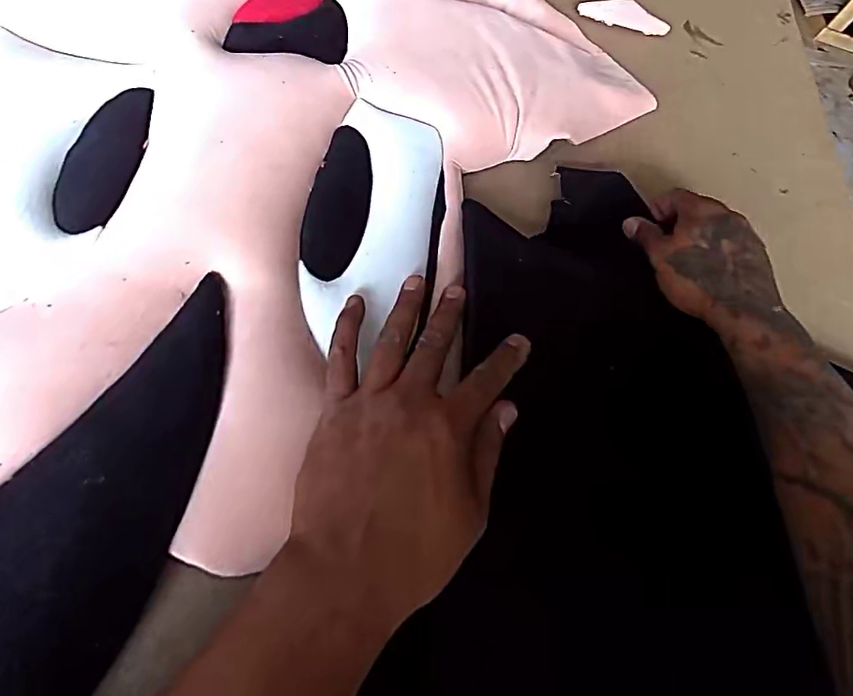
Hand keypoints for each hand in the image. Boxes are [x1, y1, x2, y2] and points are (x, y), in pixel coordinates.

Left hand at [285, 277, 528, 625]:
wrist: (344, 571)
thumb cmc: (414, 553)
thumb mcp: (470, 515)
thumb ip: (487, 455)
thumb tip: (506, 411)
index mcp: (447, 427)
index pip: (485, 382)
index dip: (505, 359)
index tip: (518, 341)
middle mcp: (410, 402)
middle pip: (435, 347)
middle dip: (450, 315)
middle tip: (457, 289)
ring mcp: (369, 401)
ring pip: (391, 342)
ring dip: (406, 309)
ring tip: (415, 281)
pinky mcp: (334, 409)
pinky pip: (340, 359)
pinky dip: (347, 328)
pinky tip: (356, 305)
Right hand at [622, 190, 807, 343]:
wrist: (740, 312)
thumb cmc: (700, 282)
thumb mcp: (659, 256)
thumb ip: (645, 234)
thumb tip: (633, 223)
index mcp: (701, 209)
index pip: (675, 196)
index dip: (658, 208)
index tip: (650, 224)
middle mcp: (727, 216)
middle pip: (697, 208)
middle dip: (679, 221)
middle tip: (665, 240)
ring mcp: (746, 235)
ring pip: (716, 227)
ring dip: (701, 236)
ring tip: (688, 258)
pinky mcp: (757, 256)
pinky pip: (731, 244)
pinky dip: (718, 251)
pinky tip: (709, 271)